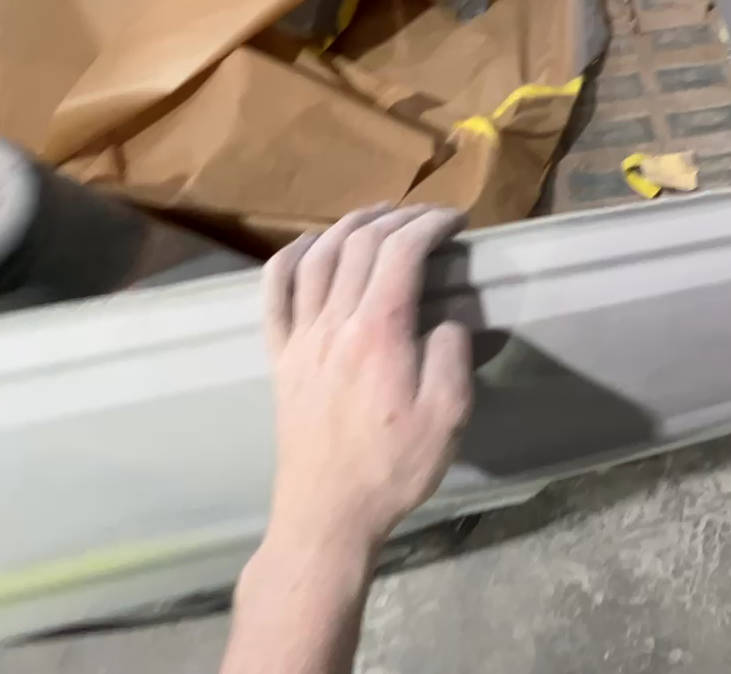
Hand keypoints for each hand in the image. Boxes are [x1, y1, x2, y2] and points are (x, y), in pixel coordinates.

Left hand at [259, 206, 474, 564]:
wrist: (327, 516)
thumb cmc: (393, 467)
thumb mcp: (448, 416)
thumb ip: (452, 355)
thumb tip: (445, 320)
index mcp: (379, 333)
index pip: (401, 252)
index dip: (430, 224)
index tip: (456, 220)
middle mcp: (335, 324)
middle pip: (360, 244)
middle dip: (399, 217)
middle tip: (427, 216)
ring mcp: (300, 339)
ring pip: (318, 257)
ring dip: (349, 224)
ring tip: (378, 213)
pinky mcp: (280, 358)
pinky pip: (274, 294)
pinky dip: (289, 258)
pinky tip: (305, 244)